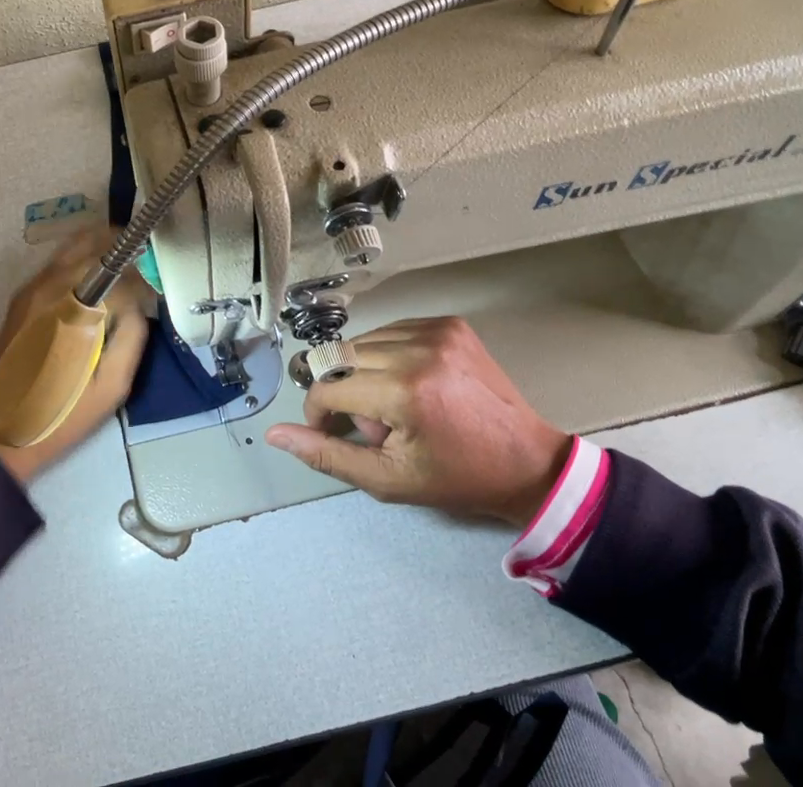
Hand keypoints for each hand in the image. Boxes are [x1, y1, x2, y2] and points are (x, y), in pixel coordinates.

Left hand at [0, 229, 151, 482]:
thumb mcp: (112, 385)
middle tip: (149, 265)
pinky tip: (100, 289)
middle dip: (123, 247)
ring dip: (102, 252)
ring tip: (129, 273)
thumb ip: (131, 336)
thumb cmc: (61, 416)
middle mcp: (46, 287)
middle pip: (91, 242)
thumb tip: (139, 303)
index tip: (160, 277)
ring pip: (72, 249)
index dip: (141, 266)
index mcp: (70, 306)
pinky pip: (58, 266)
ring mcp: (29, 291)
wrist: (0, 436)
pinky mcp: (21, 301)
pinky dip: (83, 264)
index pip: (115, 264)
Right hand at [264, 317, 571, 526]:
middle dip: (347, 393)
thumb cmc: (456, 477)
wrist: (527, 461)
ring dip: (366, 373)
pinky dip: (388, 357)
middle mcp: (419, 350)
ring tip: (397, 406)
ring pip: (365, 343)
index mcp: (404, 391)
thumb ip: (326, 454)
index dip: (319, 412)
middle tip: (377, 426)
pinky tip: (411, 385)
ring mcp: (438, 331)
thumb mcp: (386, 478)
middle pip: (343, 359)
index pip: (329, 386)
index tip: (332, 432)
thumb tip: (276, 434)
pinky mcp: (450, 324)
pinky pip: (393, 332)